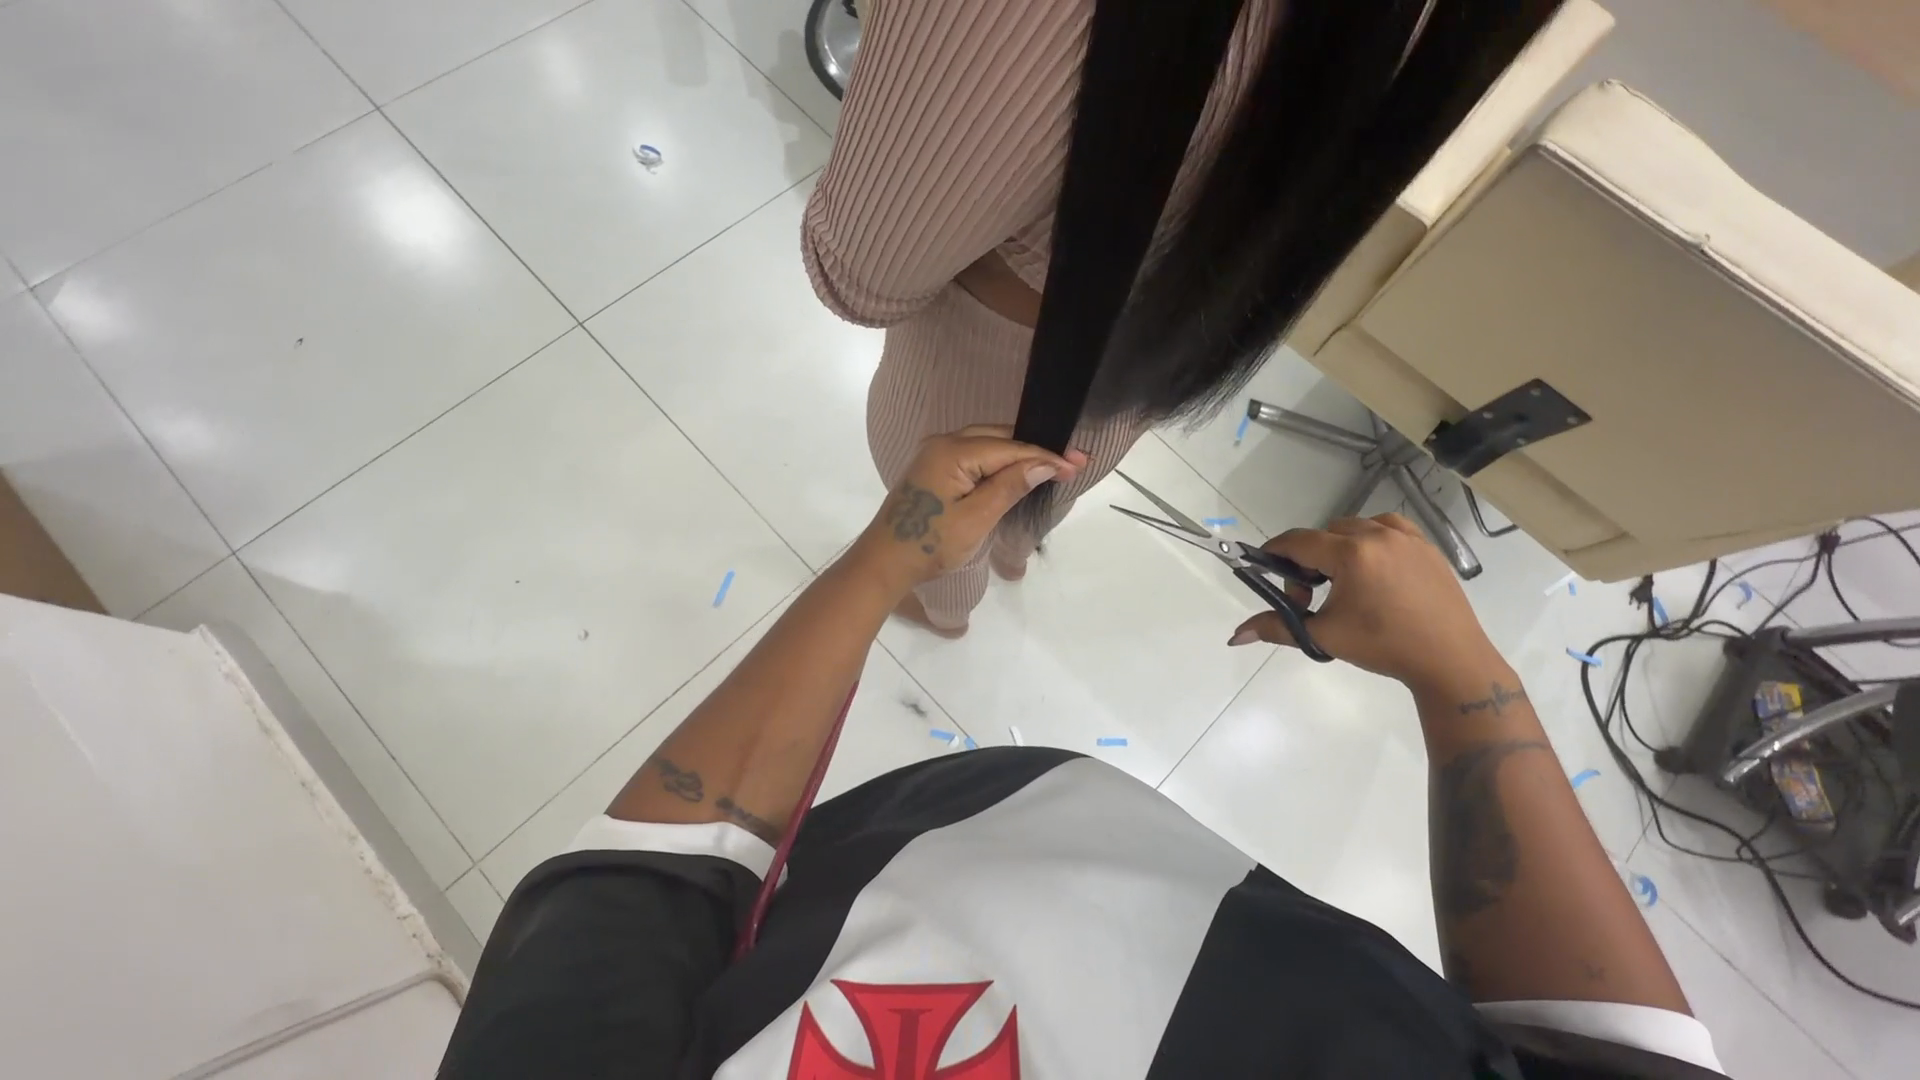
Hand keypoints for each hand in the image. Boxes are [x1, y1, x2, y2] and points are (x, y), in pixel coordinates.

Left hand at [851, 426, 1085, 589]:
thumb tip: (1044, 463)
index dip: (1045, 456)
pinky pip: (973, 454)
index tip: (1078, 464)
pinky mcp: (933, 468)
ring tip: (1052, 465)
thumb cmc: (930, 544)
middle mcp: (943, 442)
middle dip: (1035, 451)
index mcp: (952, 451)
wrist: (884, 563)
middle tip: (1072, 462)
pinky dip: (998, 461)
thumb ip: (1010, 486)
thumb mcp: (976, 518)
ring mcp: (935, 453)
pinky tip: (1016, 470)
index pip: (1010, 448)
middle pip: (999, 438)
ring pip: (987, 444)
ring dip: (1018, 455)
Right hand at [1227, 514, 1503, 690]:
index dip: (1276, 552)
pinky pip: (1388, 529)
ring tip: (1342, 583)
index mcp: (1352, 554)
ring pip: (1356, 528)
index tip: (1266, 570)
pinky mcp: (1427, 547)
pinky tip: (1372, 572)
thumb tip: (1234, 637)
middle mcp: (1379, 536)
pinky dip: (1371, 542)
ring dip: (1339, 548)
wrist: (1450, 660)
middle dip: (1309, 559)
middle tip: (1311, 596)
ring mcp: (1408, 538)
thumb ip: (1278, 628)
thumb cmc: (1384, 647)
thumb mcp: (1326, 636)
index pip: (1299, 541)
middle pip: (1325, 534)